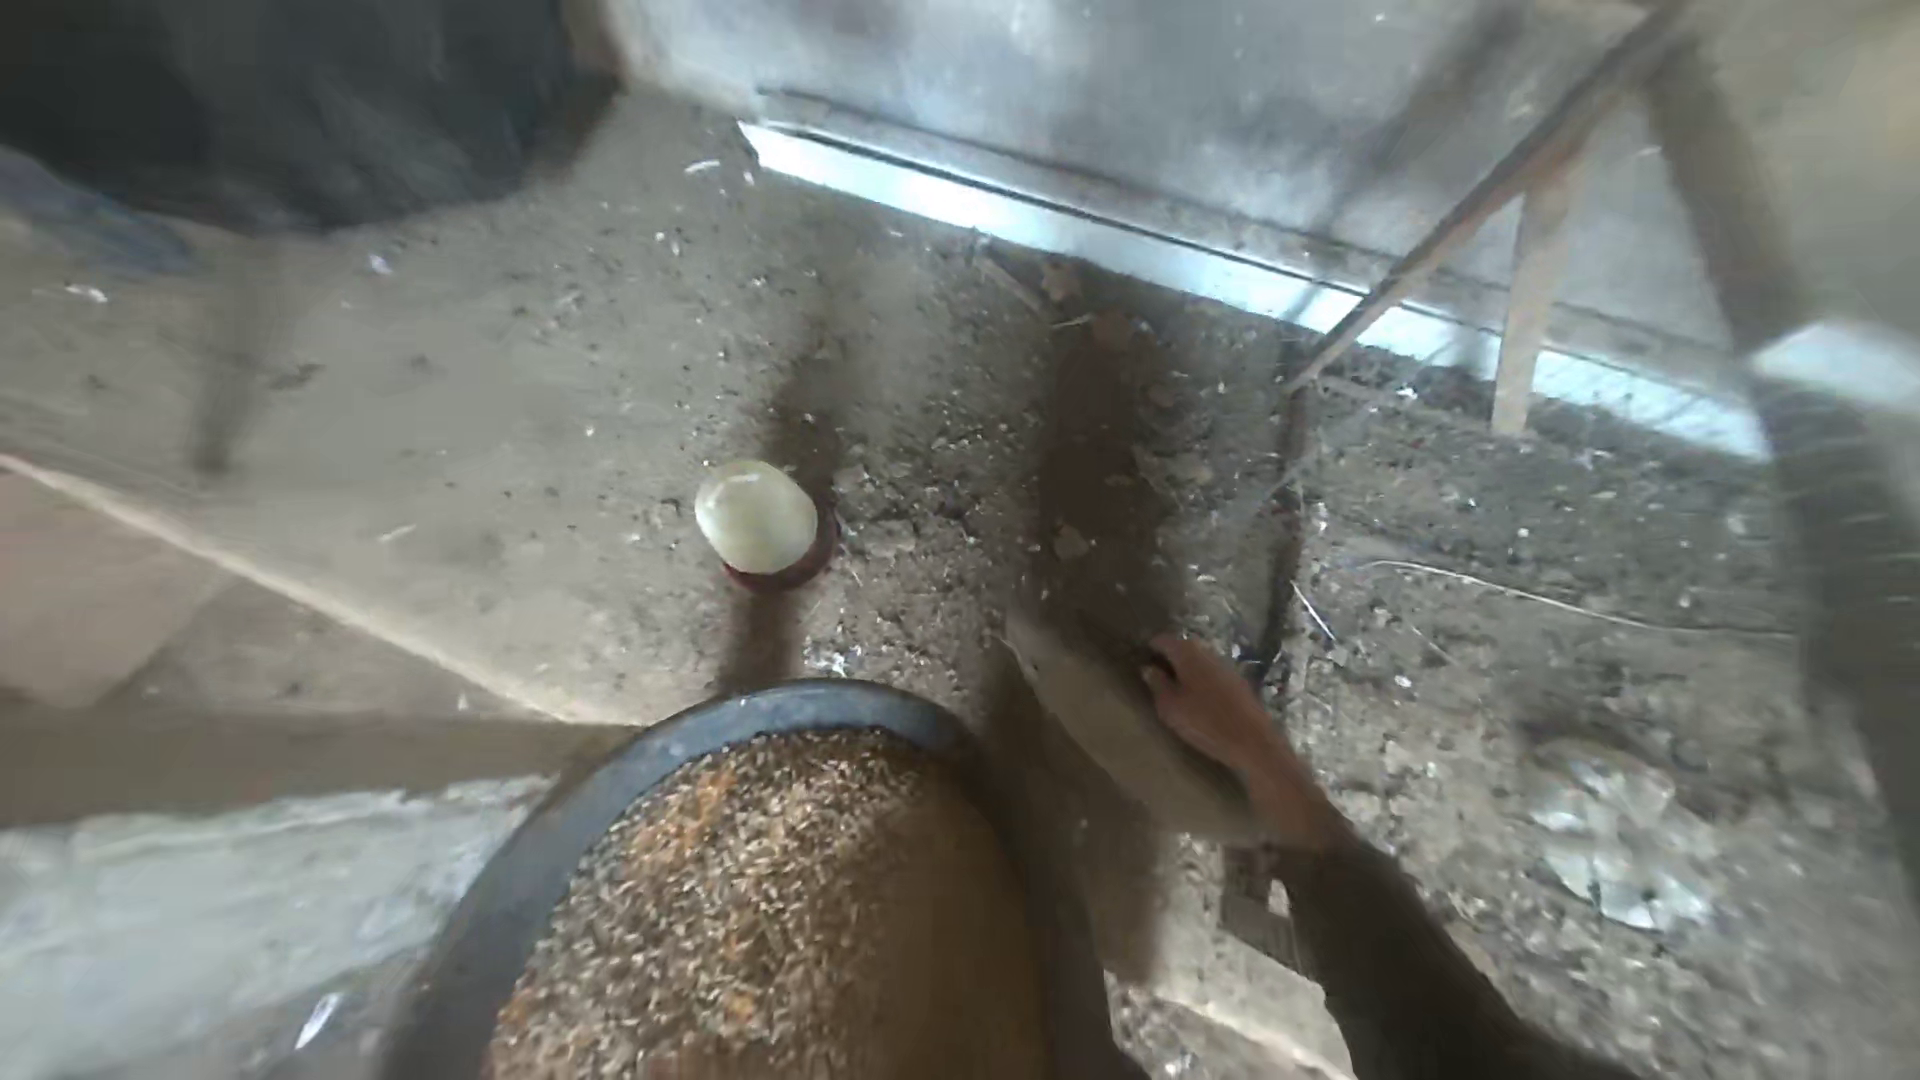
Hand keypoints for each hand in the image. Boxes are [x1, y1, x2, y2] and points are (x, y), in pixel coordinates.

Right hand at [1141, 635, 1285, 774]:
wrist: (1254, 743)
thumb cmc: (1205, 722)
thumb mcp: (1170, 706)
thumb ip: (1157, 684)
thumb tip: (1148, 668)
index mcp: (1187, 653)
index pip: (1163, 639)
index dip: (1150, 647)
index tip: (1140, 659)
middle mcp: (1207, 653)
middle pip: (1183, 647)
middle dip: (1168, 656)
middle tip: (1155, 674)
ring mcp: (1226, 666)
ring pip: (1199, 660)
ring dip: (1185, 668)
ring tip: (1174, 687)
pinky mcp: (1239, 683)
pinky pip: (1212, 673)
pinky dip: (1201, 679)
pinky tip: (1198, 698)